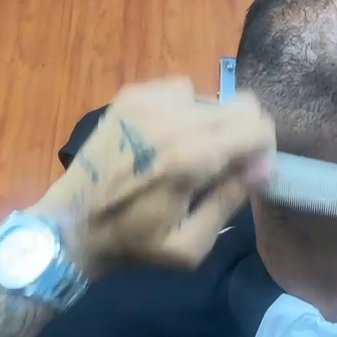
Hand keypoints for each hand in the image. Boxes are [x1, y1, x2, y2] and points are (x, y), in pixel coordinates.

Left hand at [36, 78, 274, 278]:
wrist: (71, 225)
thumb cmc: (133, 244)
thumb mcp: (191, 246)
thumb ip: (229, 201)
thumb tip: (256, 169)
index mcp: (190, 158)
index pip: (257, 127)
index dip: (265, 151)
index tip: (251, 175)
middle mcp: (172, 119)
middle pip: (241, 105)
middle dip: (245, 136)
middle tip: (227, 167)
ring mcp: (148, 102)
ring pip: (212, 97)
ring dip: (214, 123)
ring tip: (194, 153)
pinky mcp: (131, 96)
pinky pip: (180, 91)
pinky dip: (186, 111)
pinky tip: (169, 138)